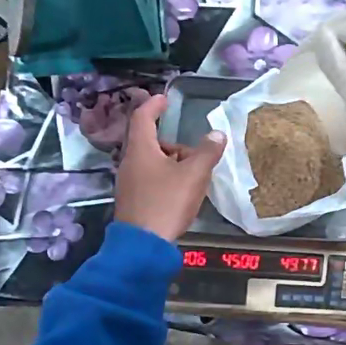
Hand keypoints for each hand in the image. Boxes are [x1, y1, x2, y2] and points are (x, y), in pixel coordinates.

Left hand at [114, 94, 224, 241]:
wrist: (143, 245)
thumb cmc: (166, 203)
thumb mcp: (193, 175)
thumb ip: (207, 152)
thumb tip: (217, 134)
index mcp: (140, 150)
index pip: (142, 117)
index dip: (153, 105)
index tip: (165, 99)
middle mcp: (129, 163)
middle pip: (149, 142)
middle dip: (172, 143)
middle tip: (194, 153)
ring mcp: (128, 183)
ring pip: (151, 162)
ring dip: (171, 163)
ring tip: (193, 177)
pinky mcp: (132, 201)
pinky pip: (149, 179)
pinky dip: (165, 178)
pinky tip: (181, 193)